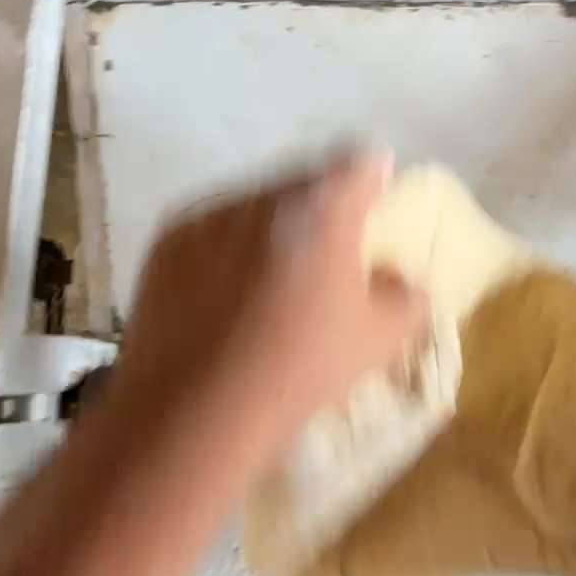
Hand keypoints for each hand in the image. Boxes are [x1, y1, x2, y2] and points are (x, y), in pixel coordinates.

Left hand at [113, 150, 428, 448]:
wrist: (192, 412)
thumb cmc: (299, 369)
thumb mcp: (379, 339)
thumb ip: (407, 295)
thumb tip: (401, 279)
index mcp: (323, 206)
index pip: (359, 162)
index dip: (373, 180)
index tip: (375, 204)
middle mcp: (264, 194)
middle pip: (305, 180)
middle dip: (321, 206)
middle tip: (325, 251)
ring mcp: (209, 212)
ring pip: (256, 203)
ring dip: (274, 225)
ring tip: (272, 277)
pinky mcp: (168, 239)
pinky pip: (213, 227)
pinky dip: (229, 246)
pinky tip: (227, 293)